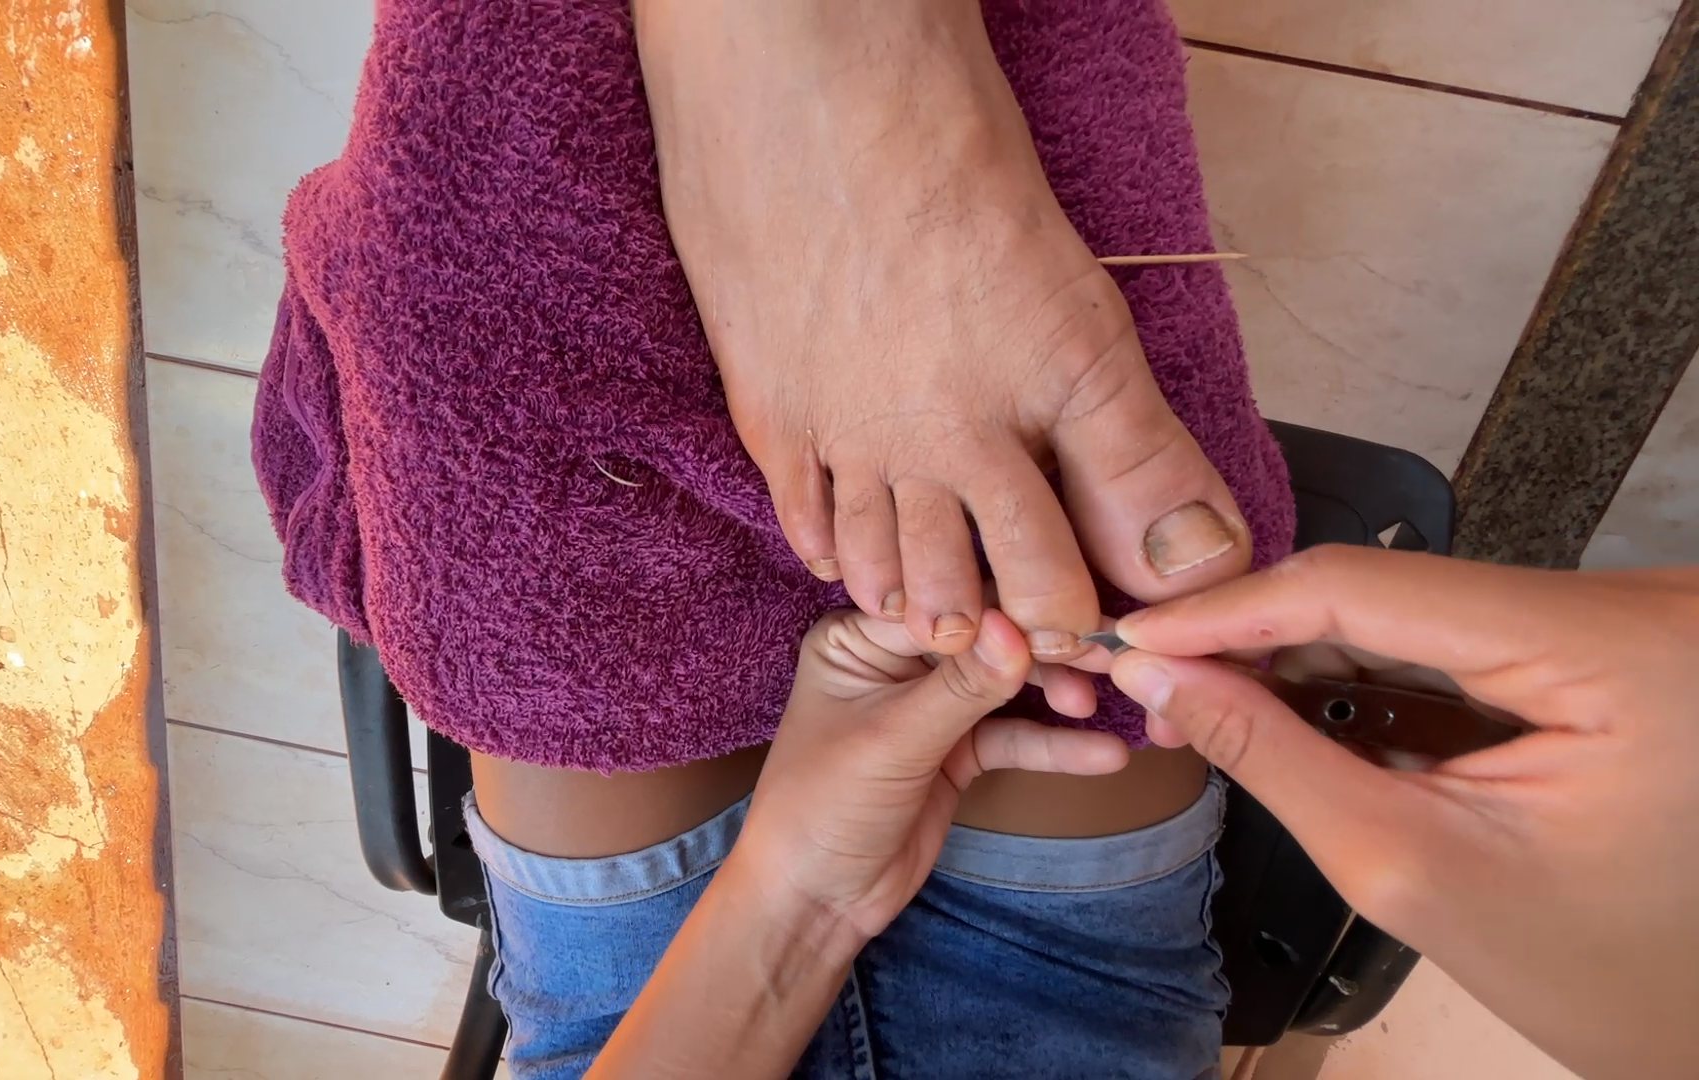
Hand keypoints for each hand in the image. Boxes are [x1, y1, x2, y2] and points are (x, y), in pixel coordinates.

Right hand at [633, 0, 1251, 657]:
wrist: (801, 78)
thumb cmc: (949, 154)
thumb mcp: (1082, 300)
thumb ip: (1134, 442)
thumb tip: (1194, 560)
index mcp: (1012, 418)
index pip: (1060, 571)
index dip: (1084, 622)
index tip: (1094, 646)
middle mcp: (921, 445)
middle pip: (963, 580)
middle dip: (998, 632)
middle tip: (1011, 661)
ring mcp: (835, 429)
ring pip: (880, 555)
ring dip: (913, 601)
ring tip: (933, 628)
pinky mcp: (768, 407)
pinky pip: (800, 508)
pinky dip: (827, 548)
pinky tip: (838, 563)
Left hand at [738, 608, 1129, 941]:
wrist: (816, 898)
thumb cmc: (825, 805)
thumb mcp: (892, 740)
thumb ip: (960, 689)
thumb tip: (1019, 630)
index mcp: (855, 638)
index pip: (936, 606)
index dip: (1000, 611)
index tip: (1065, 619)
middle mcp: (891, 661)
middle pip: (976, 641)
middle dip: (1036, 650)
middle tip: (1106, 656)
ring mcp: (926, 705)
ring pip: (999, 685)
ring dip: (1051, 692)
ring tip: (1105, 699)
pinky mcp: (953, 749)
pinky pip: (1008, 737)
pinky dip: (1051, 746)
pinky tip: (1104, 753)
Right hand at [1104, 546, 1698, 1079]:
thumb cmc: (1596, 973)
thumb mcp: (1400, 864)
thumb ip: (1261, 752)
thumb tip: (1148, 671)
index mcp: (1625, 651)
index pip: (1359, 587)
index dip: (1223, 609)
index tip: (1130, 637)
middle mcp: (1634, 602)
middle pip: (1371, 589)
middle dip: (1243, 639)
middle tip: (1153, 681)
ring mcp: (1613, 615)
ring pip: (1386, 605)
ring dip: (1280, 654)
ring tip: (1202, 702)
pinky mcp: (1585, 636)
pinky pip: (1421, 630)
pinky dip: (1335, 666)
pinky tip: (1277, 703)